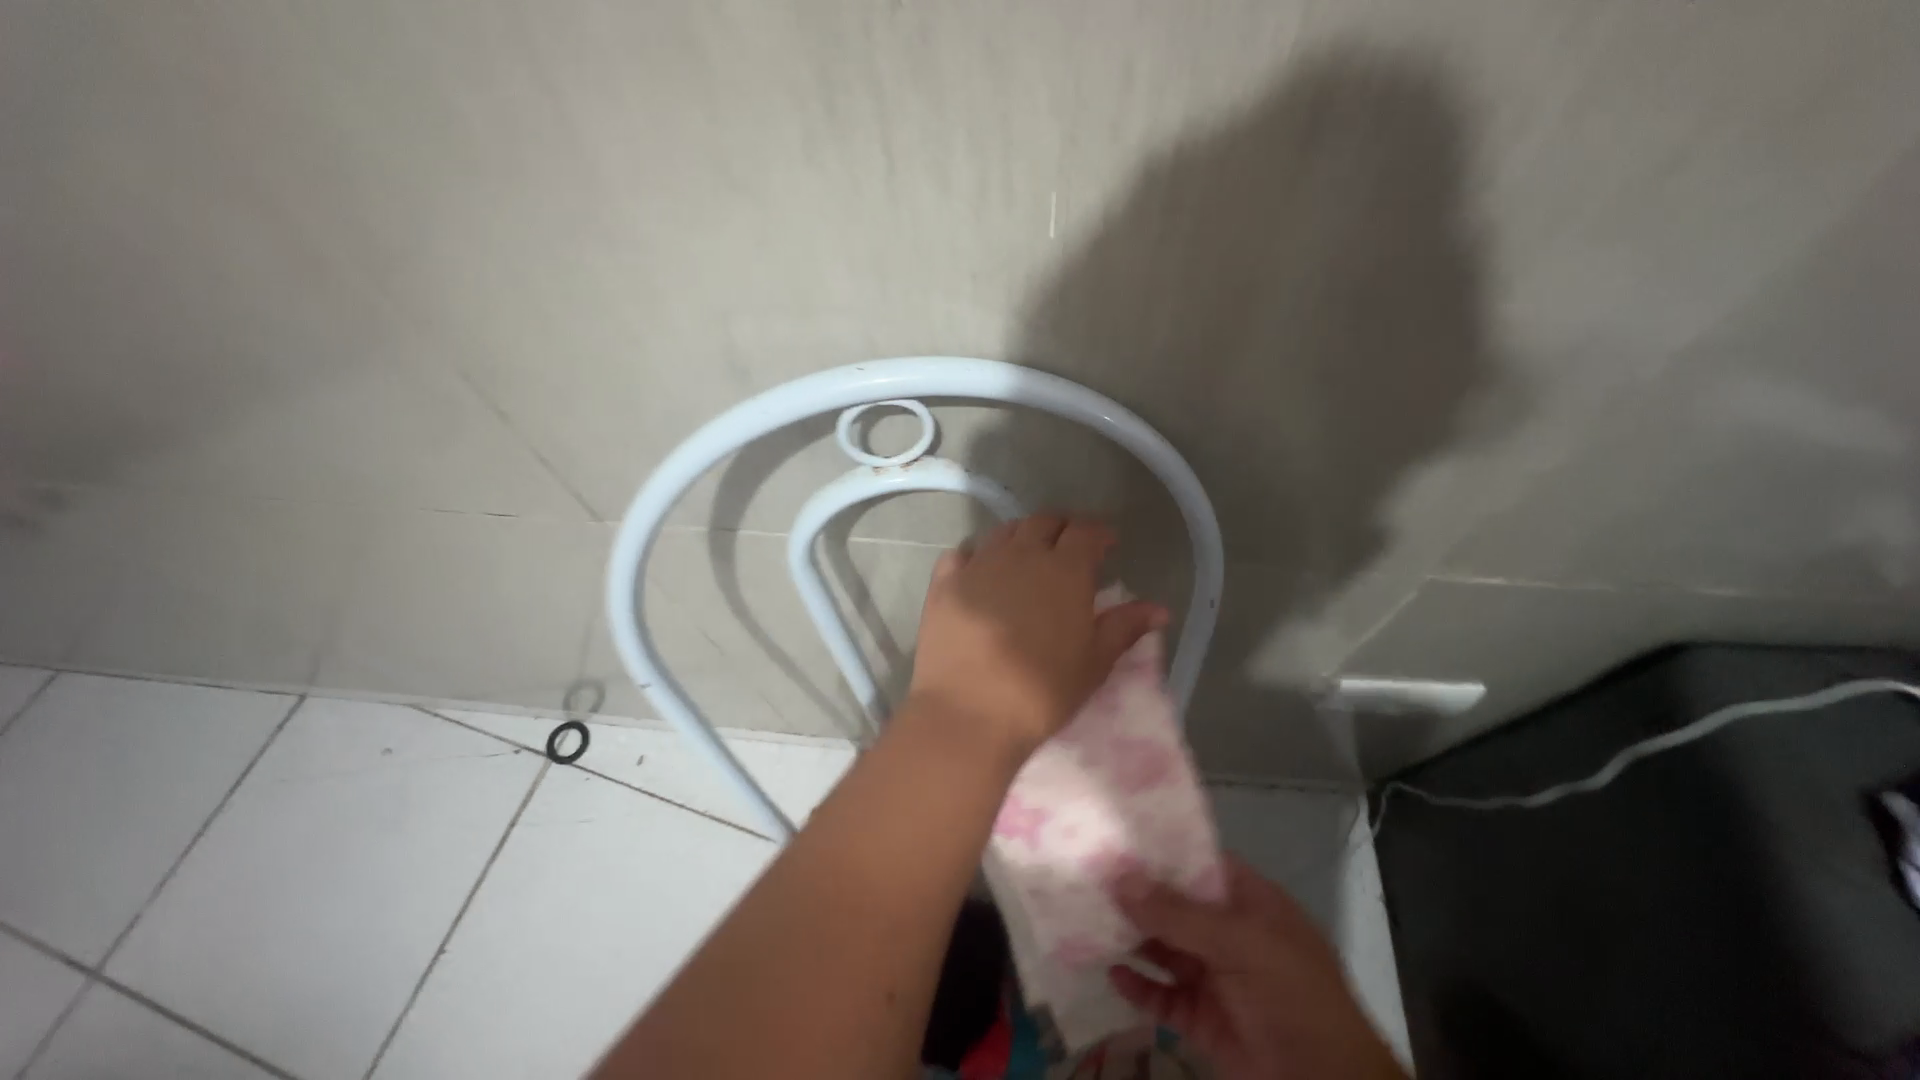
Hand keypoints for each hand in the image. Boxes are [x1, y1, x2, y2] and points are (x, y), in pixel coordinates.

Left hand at [905, 514, 1165, 754]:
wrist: (967, 713)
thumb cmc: (1042, 692)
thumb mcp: (1093, 664)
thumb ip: (1124, 628)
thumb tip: (1159, 608)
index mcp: (1064, 570)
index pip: (1086, 532)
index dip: (1099, 533)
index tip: (1107, 545)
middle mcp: (1021, 555)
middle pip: (1043, 522)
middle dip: (1062, 528)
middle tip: (1070, 548)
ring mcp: (978, 565)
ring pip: (1003, 532)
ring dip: (1021, 536)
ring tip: (1028, 556)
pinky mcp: (943, 584)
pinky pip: (961, 553)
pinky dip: (976, 555)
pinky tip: (980, 571)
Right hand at [1109, 857, 1406, 1079]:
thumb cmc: (1292, 995)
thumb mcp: (1239, 943)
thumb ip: (1176, 912)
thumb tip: (1119, 876)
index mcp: (1252, 904)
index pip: (1201, 865)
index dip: (1162, 852)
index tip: (1115, 838)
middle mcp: (1232, 935)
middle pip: (1177, 906)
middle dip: (1137, 894)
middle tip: (1087, 877)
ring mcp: (1217, 978)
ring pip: (1165, 949)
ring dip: (1131, 938)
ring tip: (1086, 920)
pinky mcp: (1203, 1019)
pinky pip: (1163, 996)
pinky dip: (1138, 986)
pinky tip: (1111, 973)